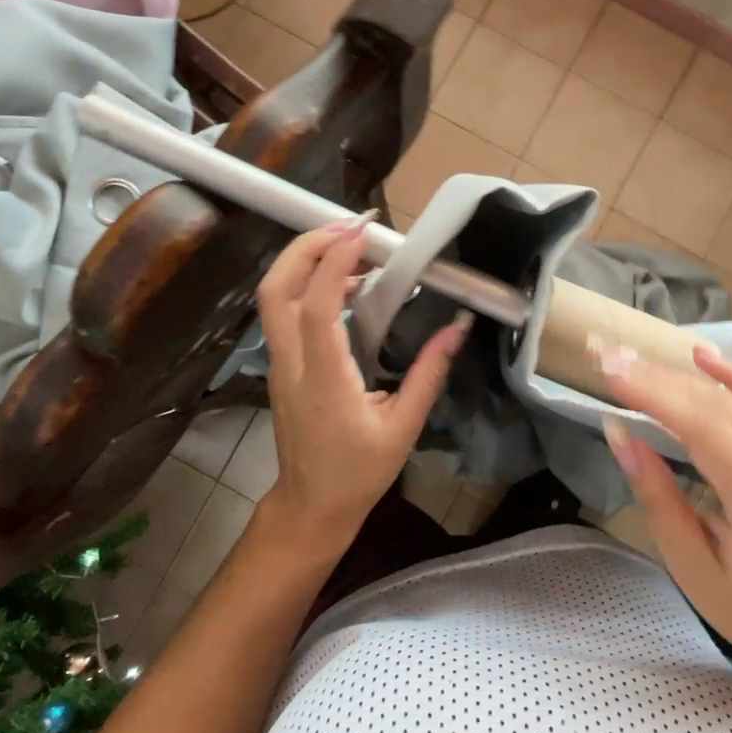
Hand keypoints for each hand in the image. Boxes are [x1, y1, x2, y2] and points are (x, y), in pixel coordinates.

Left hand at [254, 219, 471, 545]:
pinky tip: (349, 287)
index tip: (363, 233)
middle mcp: (291, 364)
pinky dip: (309, 284)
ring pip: (274, 296)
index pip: (317, 308)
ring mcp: (279, 364)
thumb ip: (428, 375)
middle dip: (306, 246)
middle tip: (351, 226)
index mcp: (323, 381)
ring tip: (356, 250)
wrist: (310, 506)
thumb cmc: (358, 473)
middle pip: (276, 288)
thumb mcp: (403, 428)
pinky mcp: (281, 365)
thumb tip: (457, 330)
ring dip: (307, 261)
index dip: (334, 263)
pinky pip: (285, 312)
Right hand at [598, 343, 731, 696]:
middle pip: (718, 406)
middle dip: (659, 377)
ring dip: (685, 376)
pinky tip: (705, 357)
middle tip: (609, 355)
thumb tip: (619, 431)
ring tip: (637, 358)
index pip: (702, 426)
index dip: (653, 392)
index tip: (609, 368)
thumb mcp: (689, 562)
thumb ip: (657, 493)